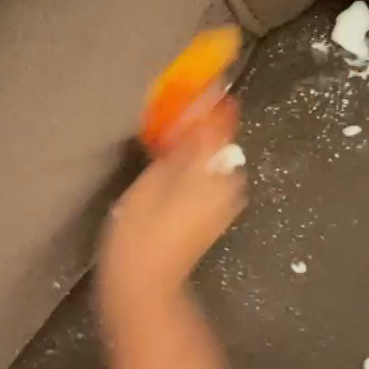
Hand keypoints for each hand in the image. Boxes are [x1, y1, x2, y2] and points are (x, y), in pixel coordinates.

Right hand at [99, 100, 245, 308]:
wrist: (144, 287)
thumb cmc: (141, 234)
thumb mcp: (154, 181)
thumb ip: (180, 145)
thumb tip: (197, 112)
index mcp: (213, 172)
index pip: (220, 121)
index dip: (208, 99)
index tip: (194, 81)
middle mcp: (227, 185)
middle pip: (217, 140)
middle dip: (198, 124)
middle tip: (168, 112)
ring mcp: (222, 203)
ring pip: (211, 160)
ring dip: (192, 146)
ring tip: (162, 139)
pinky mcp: (212, 217)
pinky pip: (206, 179)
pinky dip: (191, 167)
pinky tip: (166, 170)